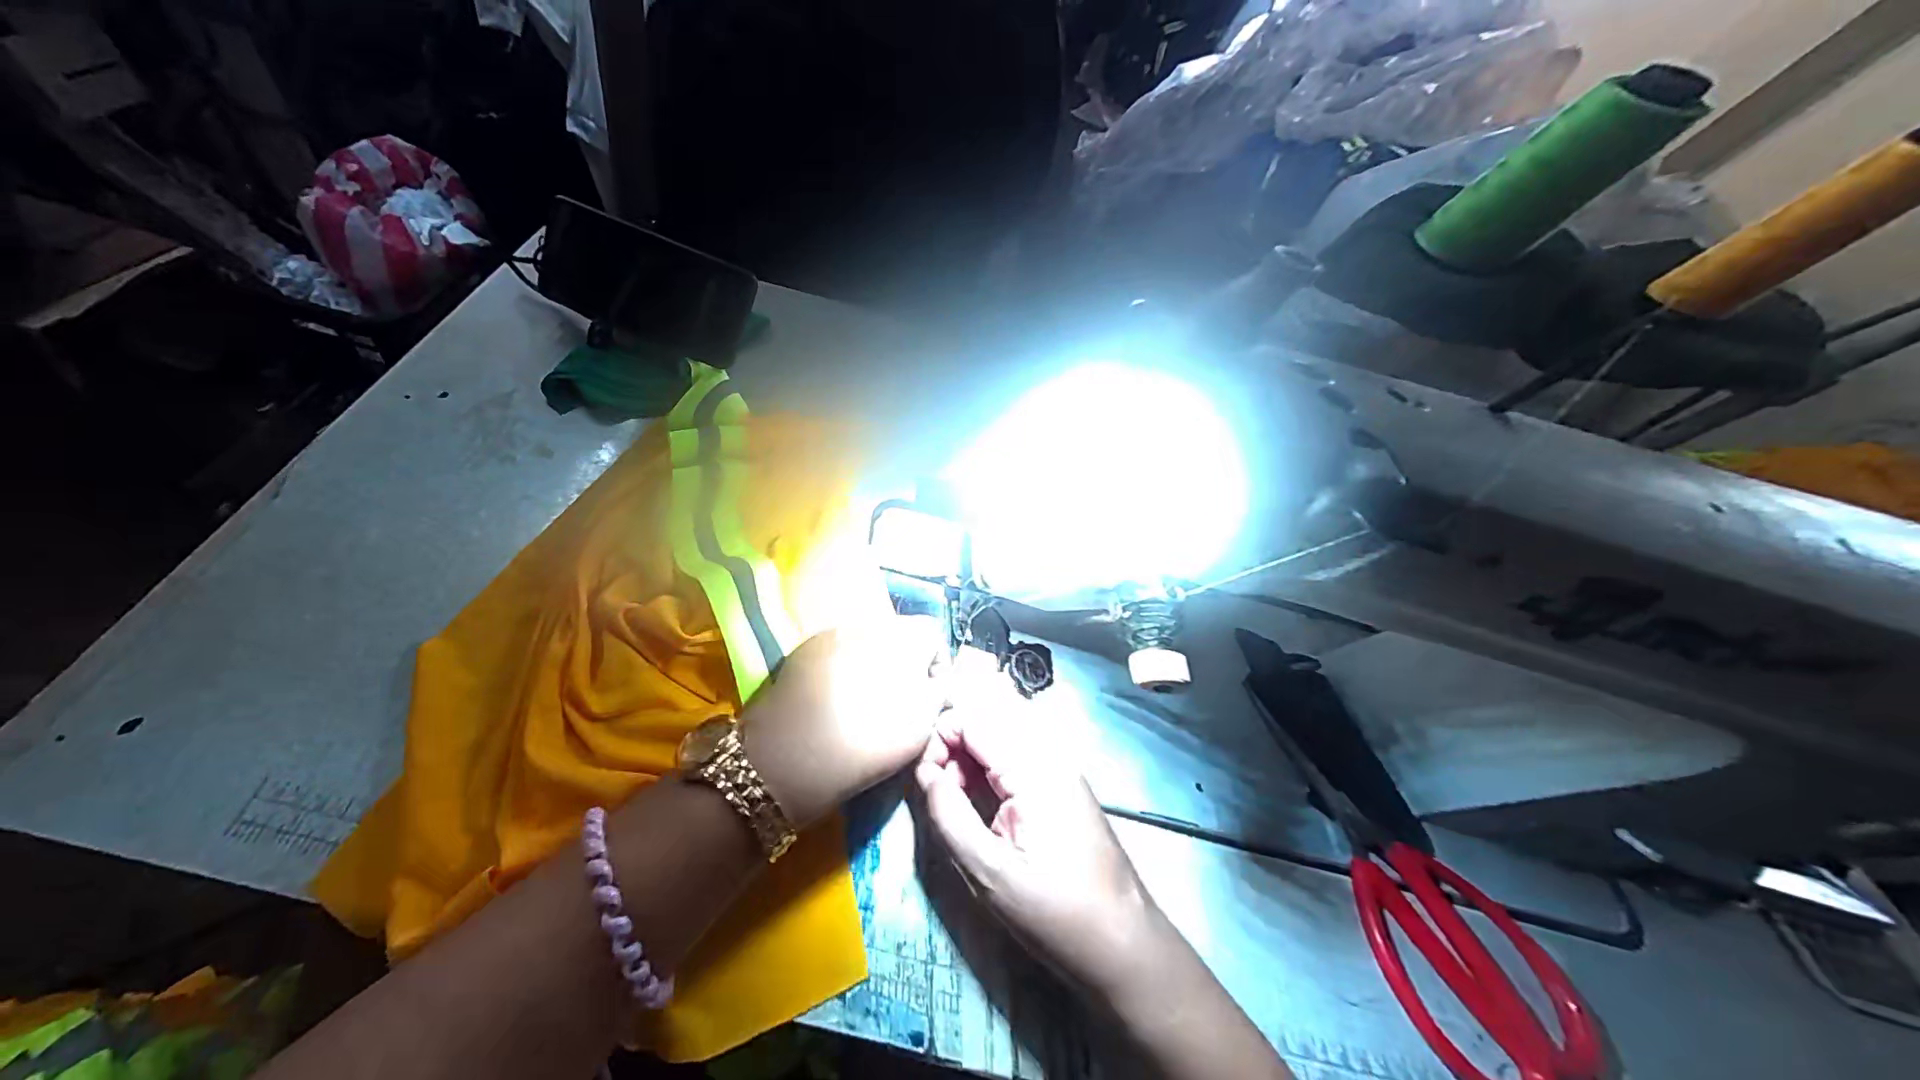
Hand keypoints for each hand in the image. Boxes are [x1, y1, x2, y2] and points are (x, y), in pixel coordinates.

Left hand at [743, 615, 948, 827]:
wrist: (787, 758)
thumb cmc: (865, 745)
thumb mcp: (921, 726)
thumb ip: (939, 692)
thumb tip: (938, 679)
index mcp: (903, 639)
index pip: (934, 634)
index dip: (936, 665)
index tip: (928, 697)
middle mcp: (869, 624)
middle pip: (900, 634)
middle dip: (904, 662)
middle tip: (898, 700)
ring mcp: (833, 633)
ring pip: (868, 640)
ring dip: (873, 662)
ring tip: (863, 700)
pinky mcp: (804, 648)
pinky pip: (837, 650)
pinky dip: (843, 666)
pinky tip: (834, 699)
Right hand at [912, 648, 1159, 997]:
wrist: (1122, 941)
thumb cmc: (1053, 911)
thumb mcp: (988, 872)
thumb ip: (948, 815)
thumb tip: (923, 772)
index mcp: (1033, 766)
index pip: (973, 719)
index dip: (938, 738)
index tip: (922, 778)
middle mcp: (1049, 752)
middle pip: (987, 719)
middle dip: (953, 745)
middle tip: (939, 792)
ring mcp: (1060, 764)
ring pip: (1000, 734)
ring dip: (970, 756)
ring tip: (957, 800)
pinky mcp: (1062, 780)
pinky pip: (1016, 754)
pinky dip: (990, 767)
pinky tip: (982, 802)